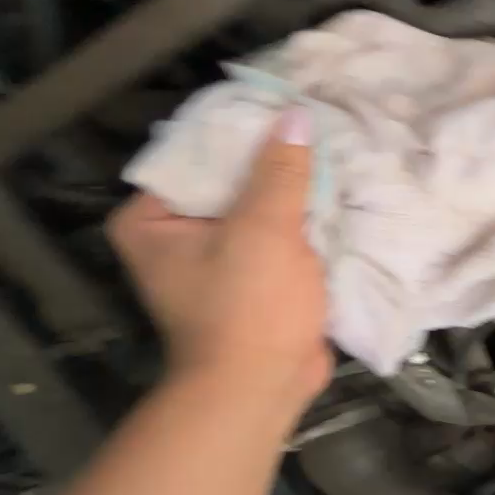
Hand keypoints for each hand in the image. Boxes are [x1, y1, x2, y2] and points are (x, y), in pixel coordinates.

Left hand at [107, 109, 331, 409]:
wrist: (264, 381)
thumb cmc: (248, 305)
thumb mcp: (265, 231)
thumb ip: (281, 173)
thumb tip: (296, 114)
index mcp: (151, 221)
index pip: (197, 159)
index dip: (245, 134)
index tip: (294, 113)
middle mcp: (178, 235)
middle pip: (234, 183)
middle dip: (281, 166)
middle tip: (327, 133)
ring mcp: (220, 259)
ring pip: (265, 210)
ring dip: (303, 196)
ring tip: (344, 162)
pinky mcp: (259, 278)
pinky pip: (285, 236)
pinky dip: (311, 224)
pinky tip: (344, 205)